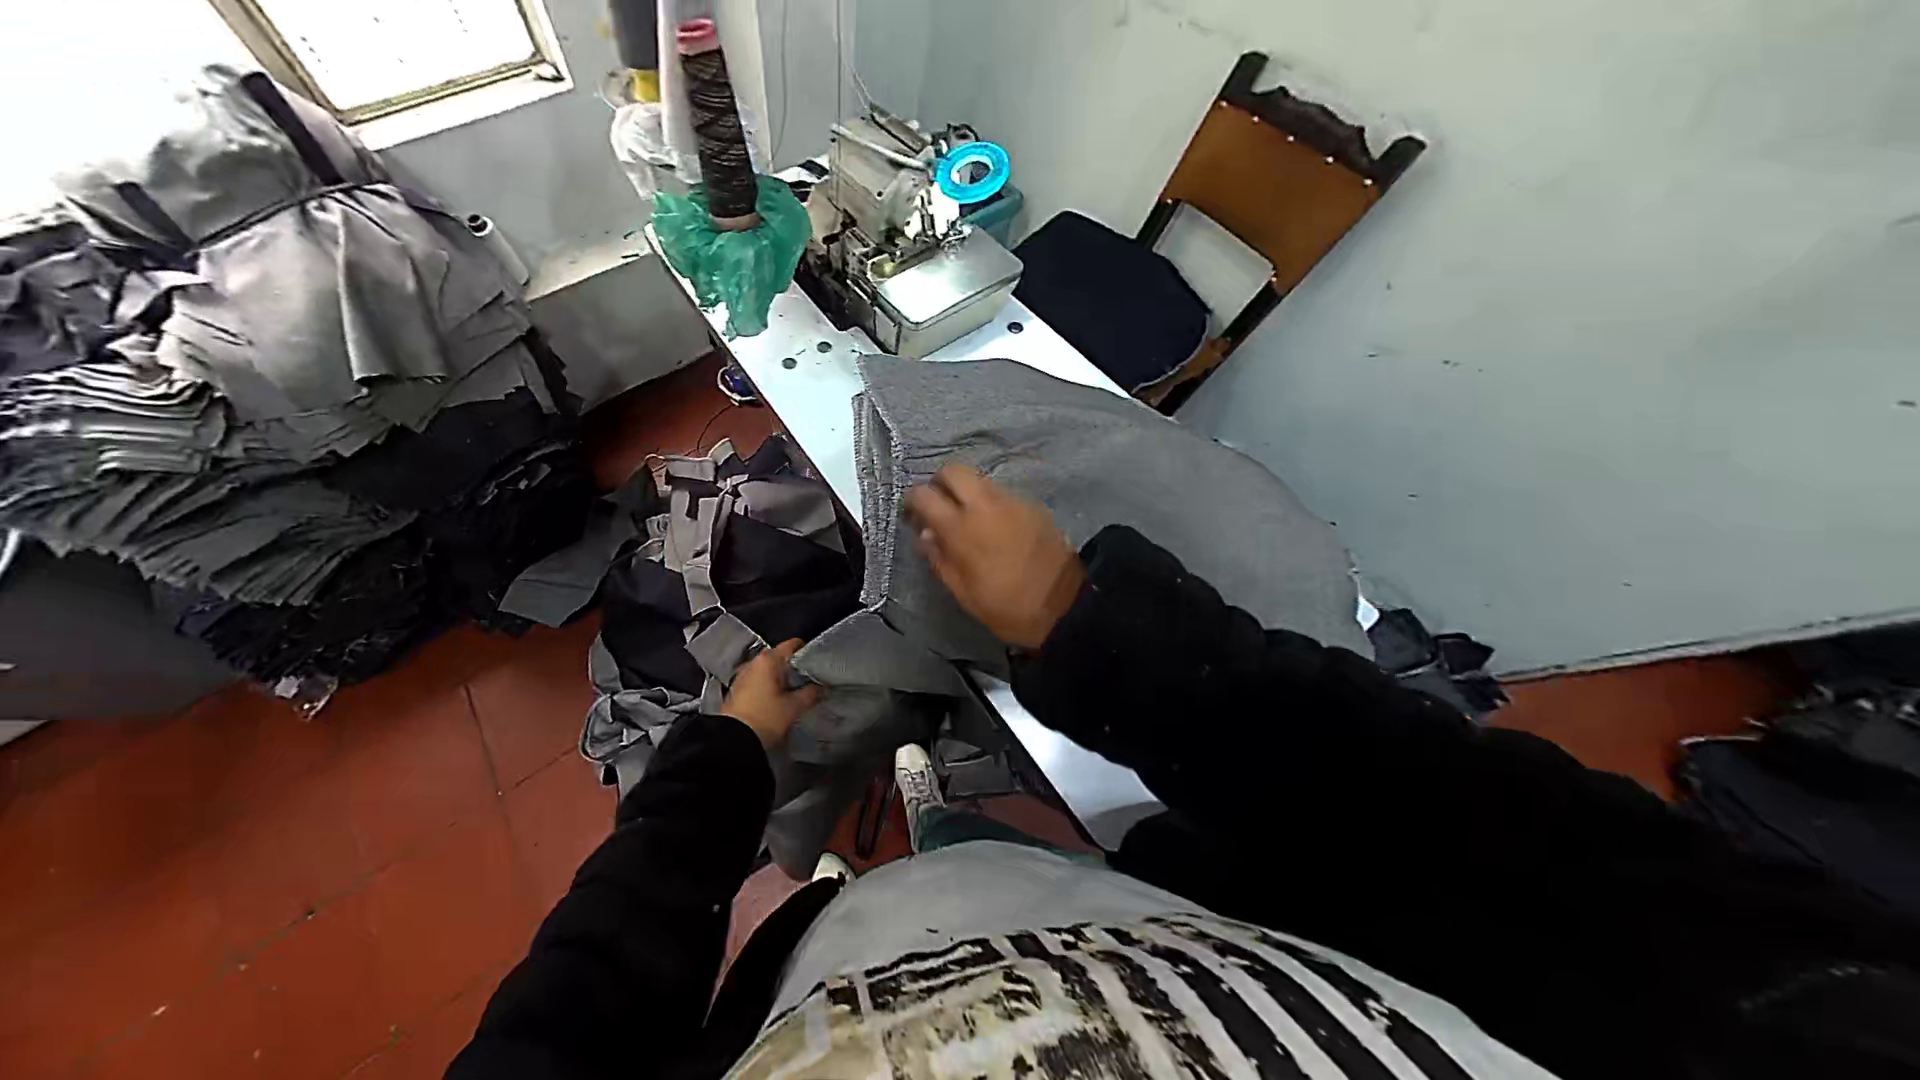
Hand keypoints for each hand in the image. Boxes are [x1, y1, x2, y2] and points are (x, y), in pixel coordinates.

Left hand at [721, 639, 821, 749]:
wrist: (733, 739)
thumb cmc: (766, 717)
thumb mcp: (794, 707)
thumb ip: (811, 693)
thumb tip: (821, 687)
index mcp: (768, 660)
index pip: (792, 645)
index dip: (806, 651)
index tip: (817, 662)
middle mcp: (753, 662)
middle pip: (778, 657)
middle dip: (793, 666)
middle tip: (808, 679)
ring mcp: (742, 675)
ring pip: (767, 670)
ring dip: (779, 677)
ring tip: (793, 690)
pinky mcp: (736, 689)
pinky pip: (757, 680)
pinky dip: (767, 685)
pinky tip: (776, 698)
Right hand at [904, 465, 1085, 650]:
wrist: (1065, 605)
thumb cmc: (1007, 606)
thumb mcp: (963, 593)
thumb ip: (939, 559)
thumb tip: (924, 533)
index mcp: (961, 528)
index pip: (924, 495)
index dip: (912, 501)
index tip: (913, 515)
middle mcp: (984, 505)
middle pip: (953, 470)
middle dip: (940, 483)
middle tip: (939, 506)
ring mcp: (1011, 501)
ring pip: (979, 479)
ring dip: (966, 491)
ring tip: (967, 517)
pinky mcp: (1032, 505)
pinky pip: (1001, 492)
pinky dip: (990, 501)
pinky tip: (994, 525)